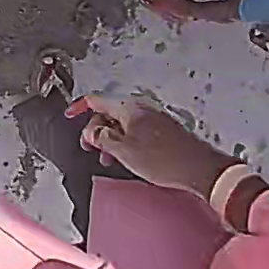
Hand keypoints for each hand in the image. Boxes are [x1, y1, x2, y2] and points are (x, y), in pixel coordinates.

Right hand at [66, 95, 239, 199]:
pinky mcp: (160, 129)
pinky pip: (134, 129)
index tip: (70, 114)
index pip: (96, 100)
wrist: (199, 168)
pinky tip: (126, 157)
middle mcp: (140, 107)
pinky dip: (124, 140)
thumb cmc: (165, 159)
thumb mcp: (123, 151)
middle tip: (91, 147)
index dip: (79, 107)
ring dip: (110, 138)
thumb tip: (92, 132)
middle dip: (96, 129)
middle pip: (108, 112)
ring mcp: (151, 117)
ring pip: (121, 123)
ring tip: (108, 158)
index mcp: (128, 107)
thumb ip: (102, 139)